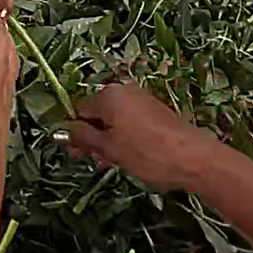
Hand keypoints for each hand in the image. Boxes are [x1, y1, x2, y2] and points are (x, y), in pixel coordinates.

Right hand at [67, 82, 222, 191]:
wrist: (191, 157)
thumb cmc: (146, 152)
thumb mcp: (109, 148)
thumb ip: (83, 137)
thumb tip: (62, 130)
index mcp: (109, 95)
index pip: (79, 108)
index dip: (74, 131)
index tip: (75, 152)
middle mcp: (124, 91)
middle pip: (96, 112)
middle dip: (91, 135)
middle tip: (91, 159)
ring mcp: (140, 99)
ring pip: (112, 118)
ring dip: (106, 138)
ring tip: (109, 162)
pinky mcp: (153, 110)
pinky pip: (128, 120)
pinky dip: (122, 135)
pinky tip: (124, 156)